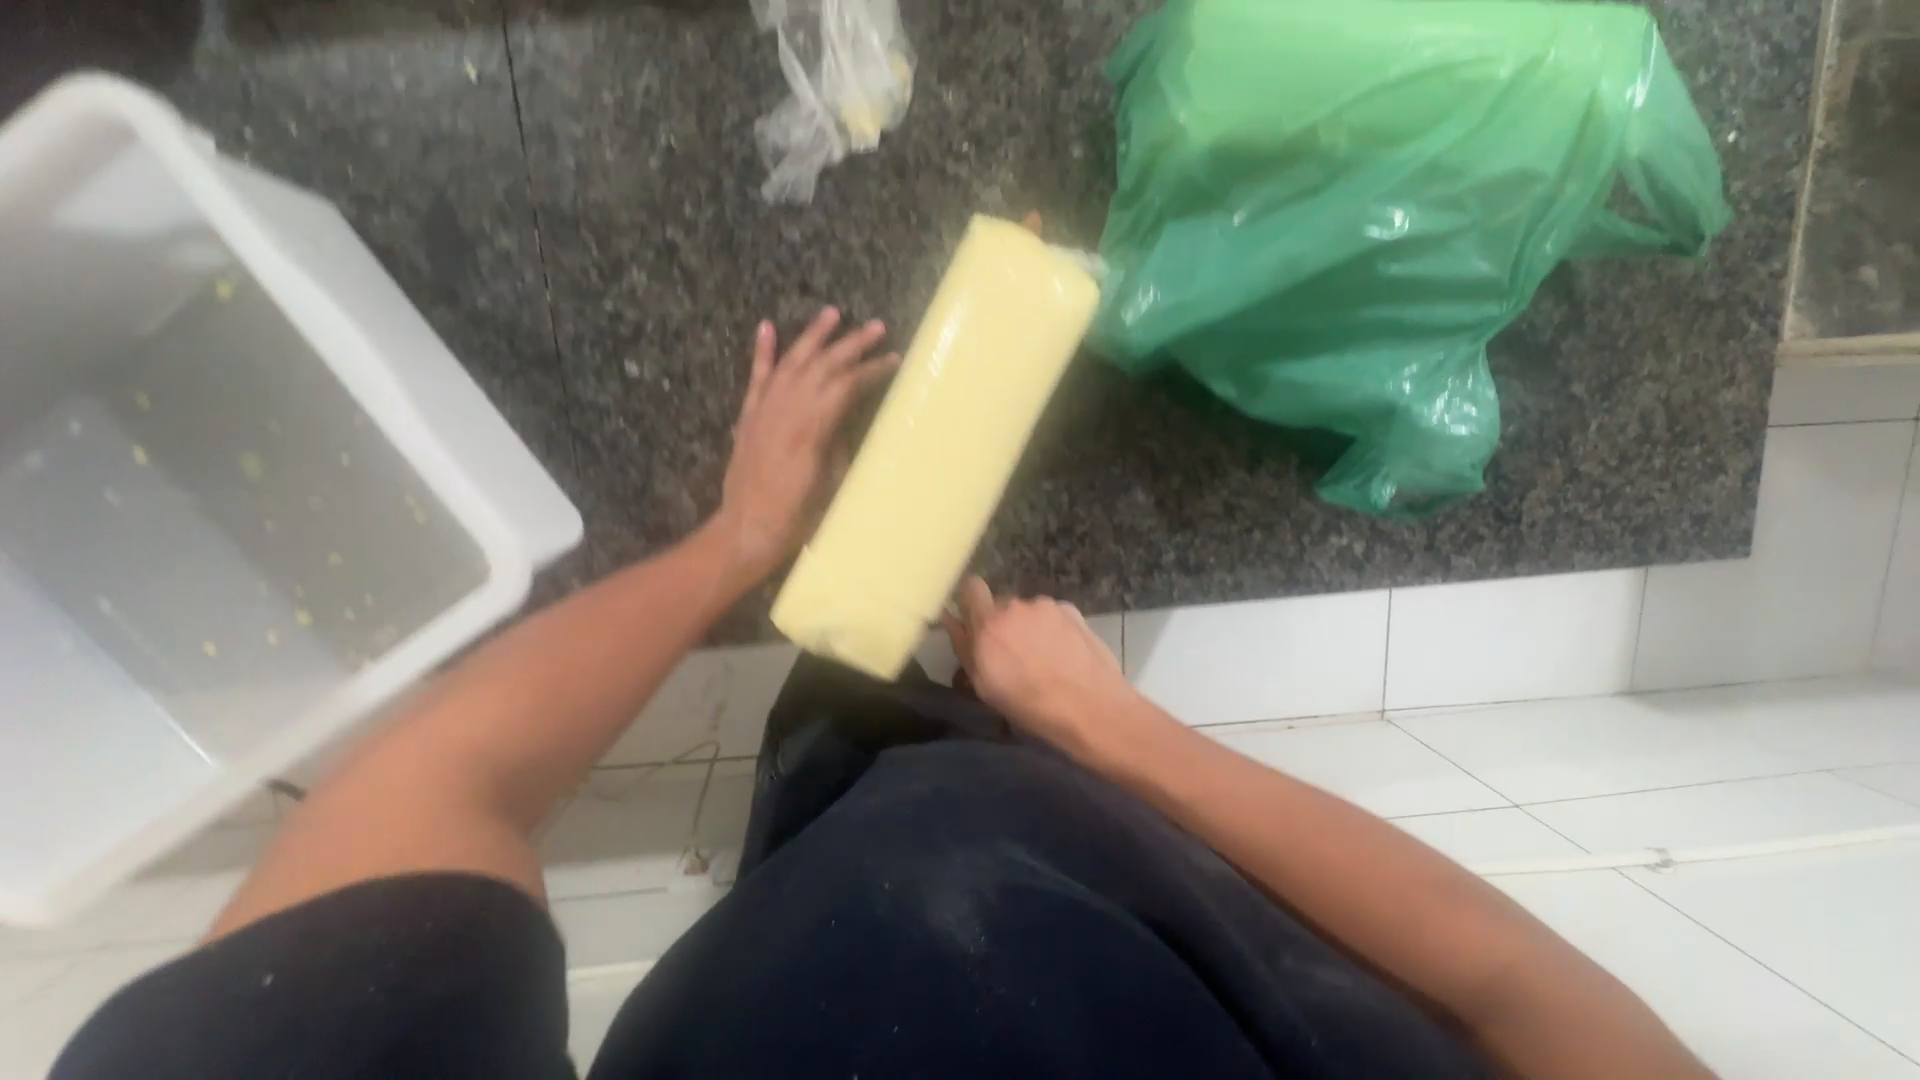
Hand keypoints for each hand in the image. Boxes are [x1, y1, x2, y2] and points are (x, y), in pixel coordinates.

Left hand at [714, 307, 897, 583]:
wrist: (748, 530)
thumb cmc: (797, 516)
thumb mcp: (832, 482)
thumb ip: (839, 443)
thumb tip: (846, 417)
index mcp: (812, 428)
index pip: (847, 386)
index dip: (872, 371)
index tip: (894, 360)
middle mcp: (787, 410)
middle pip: (823, 366)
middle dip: (851, 344)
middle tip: (876, 326)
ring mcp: (765, 410)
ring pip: (792, 362)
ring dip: (813, 336)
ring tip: (832, 313)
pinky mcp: (749, 417)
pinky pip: (756, 377)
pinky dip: (762, 351)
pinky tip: (767, 326)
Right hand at [943, 576, 1145, 759]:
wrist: (1092, 709)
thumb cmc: (1030, 706)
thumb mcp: (985, 686)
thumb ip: (963, 646)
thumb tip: (949, 617)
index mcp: (988, 624)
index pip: (970, 587)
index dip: (971, 601)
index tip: (976, 622)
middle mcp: (1015, 606)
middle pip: (1001, 604)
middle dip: (1002, 623)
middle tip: (1013, 655)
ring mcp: (1046, 606)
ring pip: (1028, 611)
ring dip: (1029, 626)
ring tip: (1044, 658)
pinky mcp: (1072, 610)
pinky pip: (1052, 614)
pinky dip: (1053, 629)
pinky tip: (1064, 654)